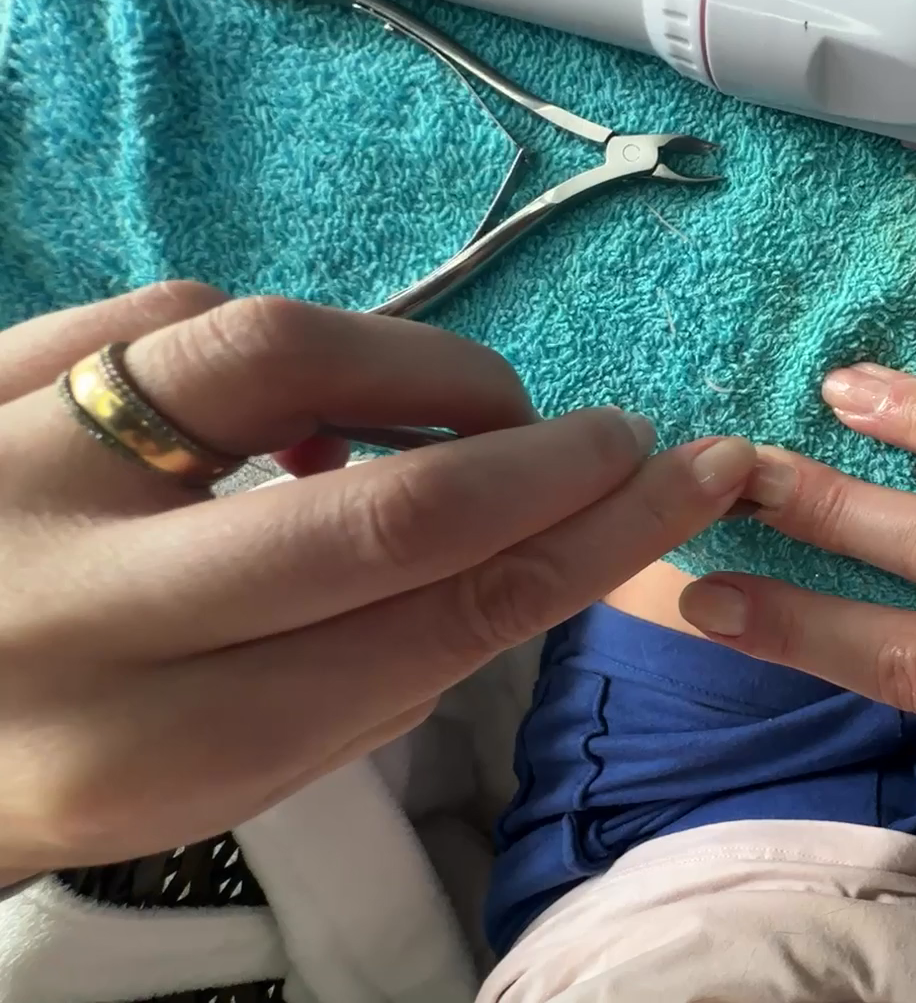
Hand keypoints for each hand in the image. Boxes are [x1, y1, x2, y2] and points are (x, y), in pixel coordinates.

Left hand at [0, 287, 756, 879]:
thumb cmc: (121, 747)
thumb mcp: (288, 746)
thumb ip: (429, 646)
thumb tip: (568, 527)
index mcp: (183, 744)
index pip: (466, 618)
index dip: (612, 537)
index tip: (701, 478)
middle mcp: (79, 615)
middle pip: (398, 510)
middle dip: (557, 461)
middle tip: (626, 437)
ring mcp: (2, 468)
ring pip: (282, 358)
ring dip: (440, 372)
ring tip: (483, 406)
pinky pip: (180, 312)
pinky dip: (306, 343)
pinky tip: (329, 393)